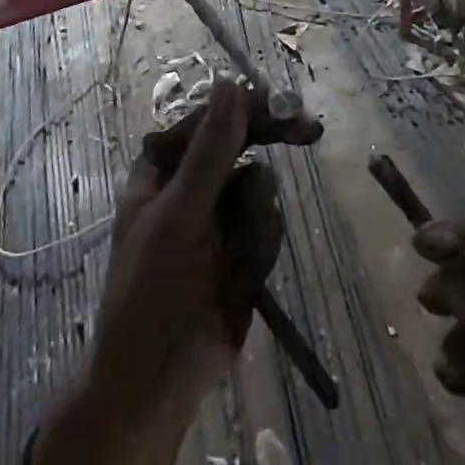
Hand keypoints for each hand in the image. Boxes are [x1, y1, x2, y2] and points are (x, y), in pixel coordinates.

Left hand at [33, 80, 285, 464]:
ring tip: (234, 260)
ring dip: (255, 222)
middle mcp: (191, 184)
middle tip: (310, 131)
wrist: (158, 380)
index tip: (287, 105)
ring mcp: (218, 216)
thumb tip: (230, 85)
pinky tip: (241, 278)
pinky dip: (260, 248)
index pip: (210, 119)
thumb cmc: (153, 291)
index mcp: (162, 168)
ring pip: (260, 189)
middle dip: (272, 147)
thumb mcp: (179, 215)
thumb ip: (210, 151)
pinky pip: (267, 225)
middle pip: (242, 145)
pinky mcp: (240, 247)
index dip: (248, 108)